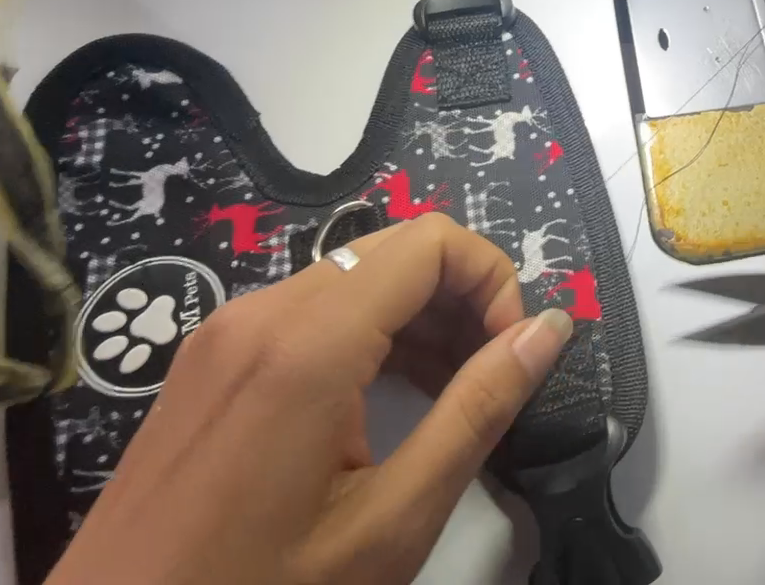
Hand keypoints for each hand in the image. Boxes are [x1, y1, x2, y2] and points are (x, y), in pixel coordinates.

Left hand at [46, 214, 572, 584]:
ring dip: (423, 317)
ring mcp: (229, 331)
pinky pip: (316, 311)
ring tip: (453, 393)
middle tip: (490, 376)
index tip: (510, 352)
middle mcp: (264, 311)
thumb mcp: (391, 522)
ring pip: (359, 276)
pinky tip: (393, 398)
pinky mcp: (213, 357)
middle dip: (463, 297)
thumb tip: (551, 327)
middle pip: (397, 250)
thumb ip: (479, 409)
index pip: (431, 242)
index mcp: (307, 341)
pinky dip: (374, 335)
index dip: (491, 279)